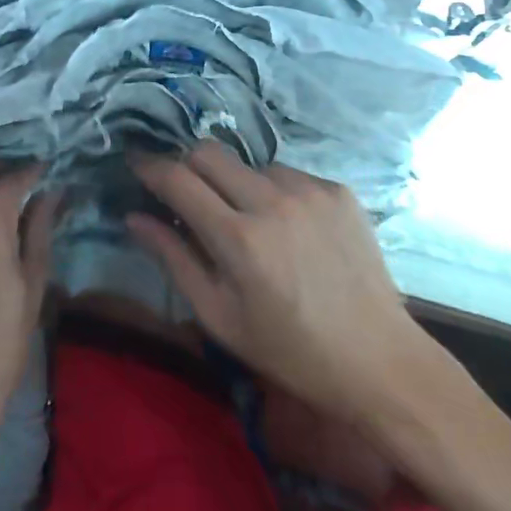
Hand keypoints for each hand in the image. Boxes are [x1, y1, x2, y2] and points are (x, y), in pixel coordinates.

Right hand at [126, 141, 441, 423]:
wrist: (377, 359)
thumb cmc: (288, 350)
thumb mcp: (219, 316)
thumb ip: (174, 259)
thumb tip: (133, 217)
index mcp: (238, 238)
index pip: (178, 179)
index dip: (150, 166)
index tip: (136, 163)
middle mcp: (273, 200)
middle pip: (210, 152)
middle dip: (187, 164)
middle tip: (186, 192)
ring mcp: (310, 190)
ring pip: (250, 164)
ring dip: (235, 182)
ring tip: (247, 220)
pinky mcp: (338, 190)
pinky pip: (289, 174)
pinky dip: (274, 192)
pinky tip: (287, 227)